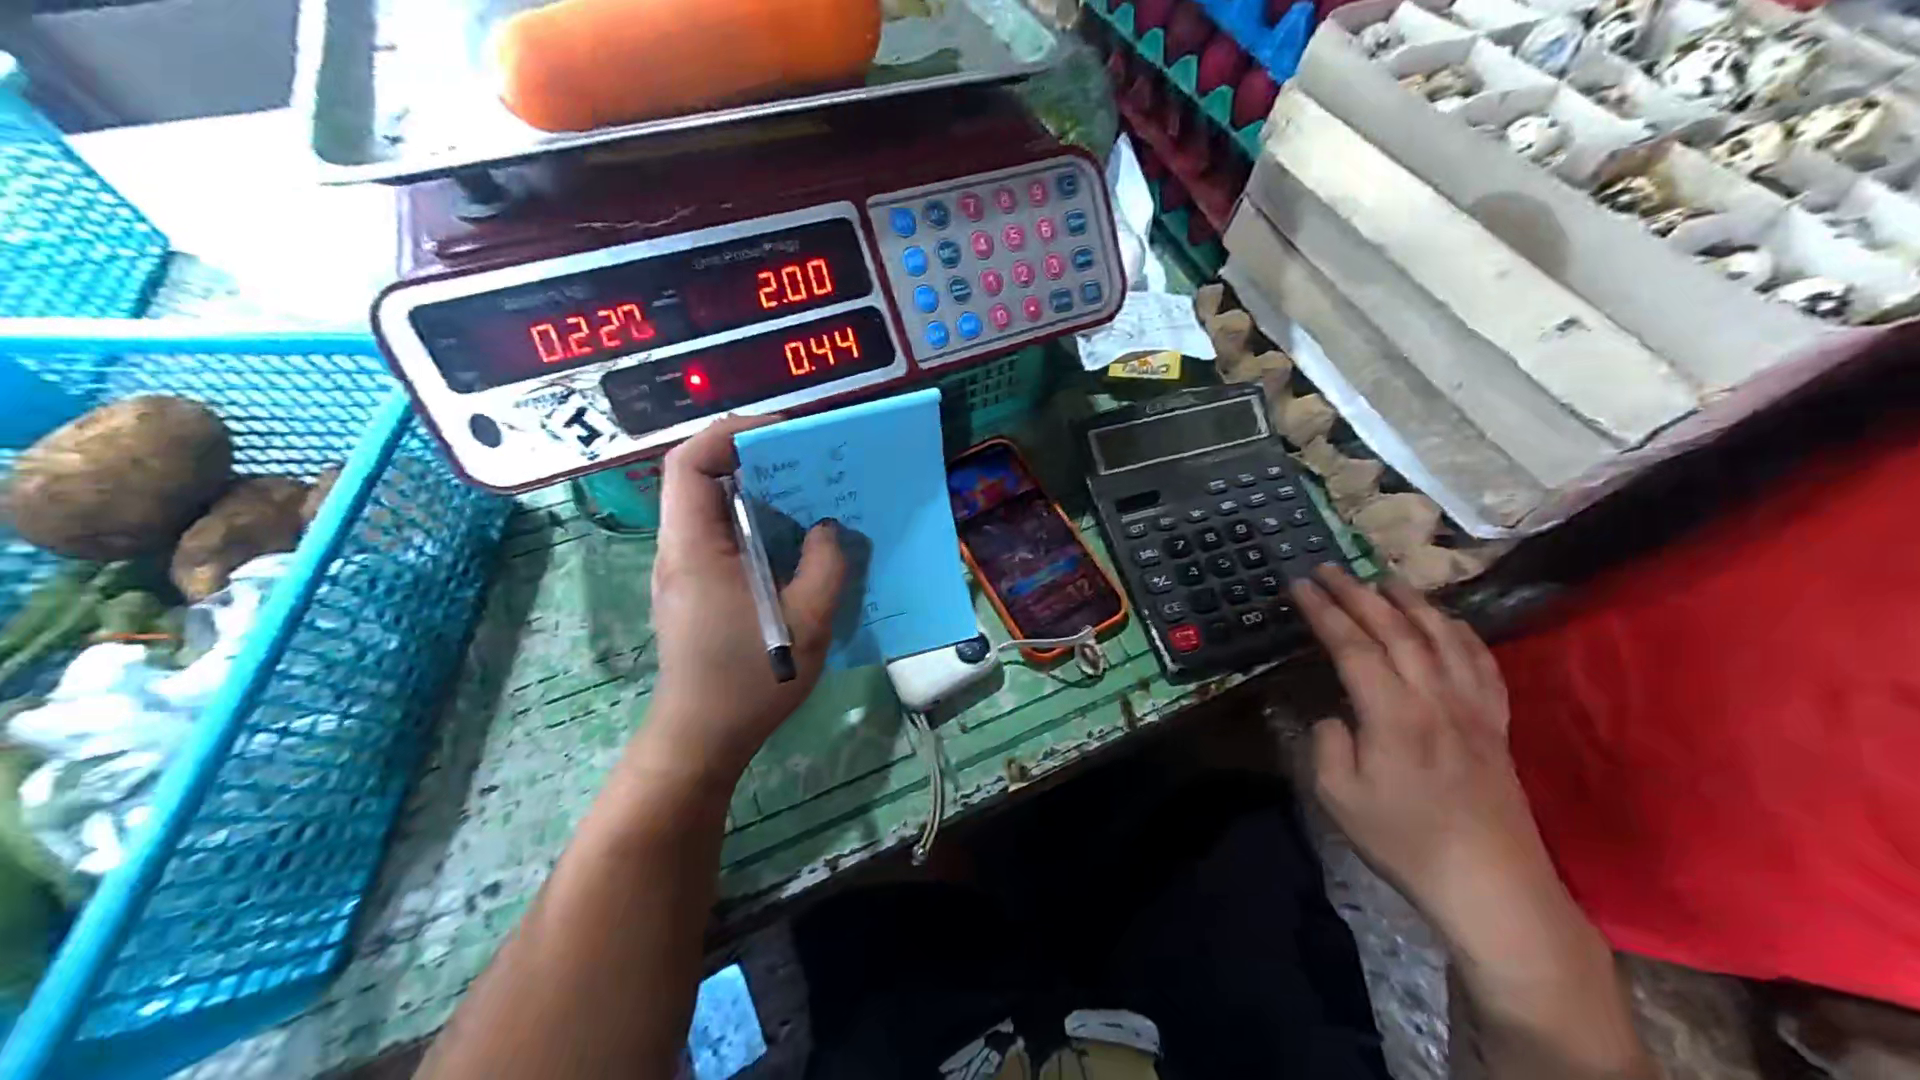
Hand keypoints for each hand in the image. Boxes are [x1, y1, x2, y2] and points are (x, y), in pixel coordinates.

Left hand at [641, 415, 847, 786]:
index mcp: (695, 548)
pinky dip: (756, 526)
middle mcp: (679, 550)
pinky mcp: (696, 588)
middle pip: (702, 480)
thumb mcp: (808, 623)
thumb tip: (828, 528)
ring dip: (758, 495)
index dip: (730, 434)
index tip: (782, 434)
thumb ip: (826, 566)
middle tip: (807, 465)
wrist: (702, 738)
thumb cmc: (751, 680)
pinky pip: (722, 537)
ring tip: (808, 501)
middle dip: (755, 460)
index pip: (690, 463)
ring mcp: (684, 570)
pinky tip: (793, 548)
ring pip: (714, 508)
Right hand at [1290, 565, 1562, 936]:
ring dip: (1410, 602)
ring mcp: (1473, 708)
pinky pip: (1481, 663)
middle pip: (1395, 629)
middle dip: (1357, 593)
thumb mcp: (1338, 796)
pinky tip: (1448, 622)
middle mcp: (1435, 697)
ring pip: (1442, 636)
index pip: (1351, 645)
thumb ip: (1325, 742)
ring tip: (1384, 580)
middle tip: (1330, 568)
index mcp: (1392, 713)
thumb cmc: (1404, 840)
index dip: (1323, 611)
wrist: (1490, 885)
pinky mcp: (1497, 724)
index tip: (1299, 585)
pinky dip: (1461, 633)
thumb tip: (1334, 715)